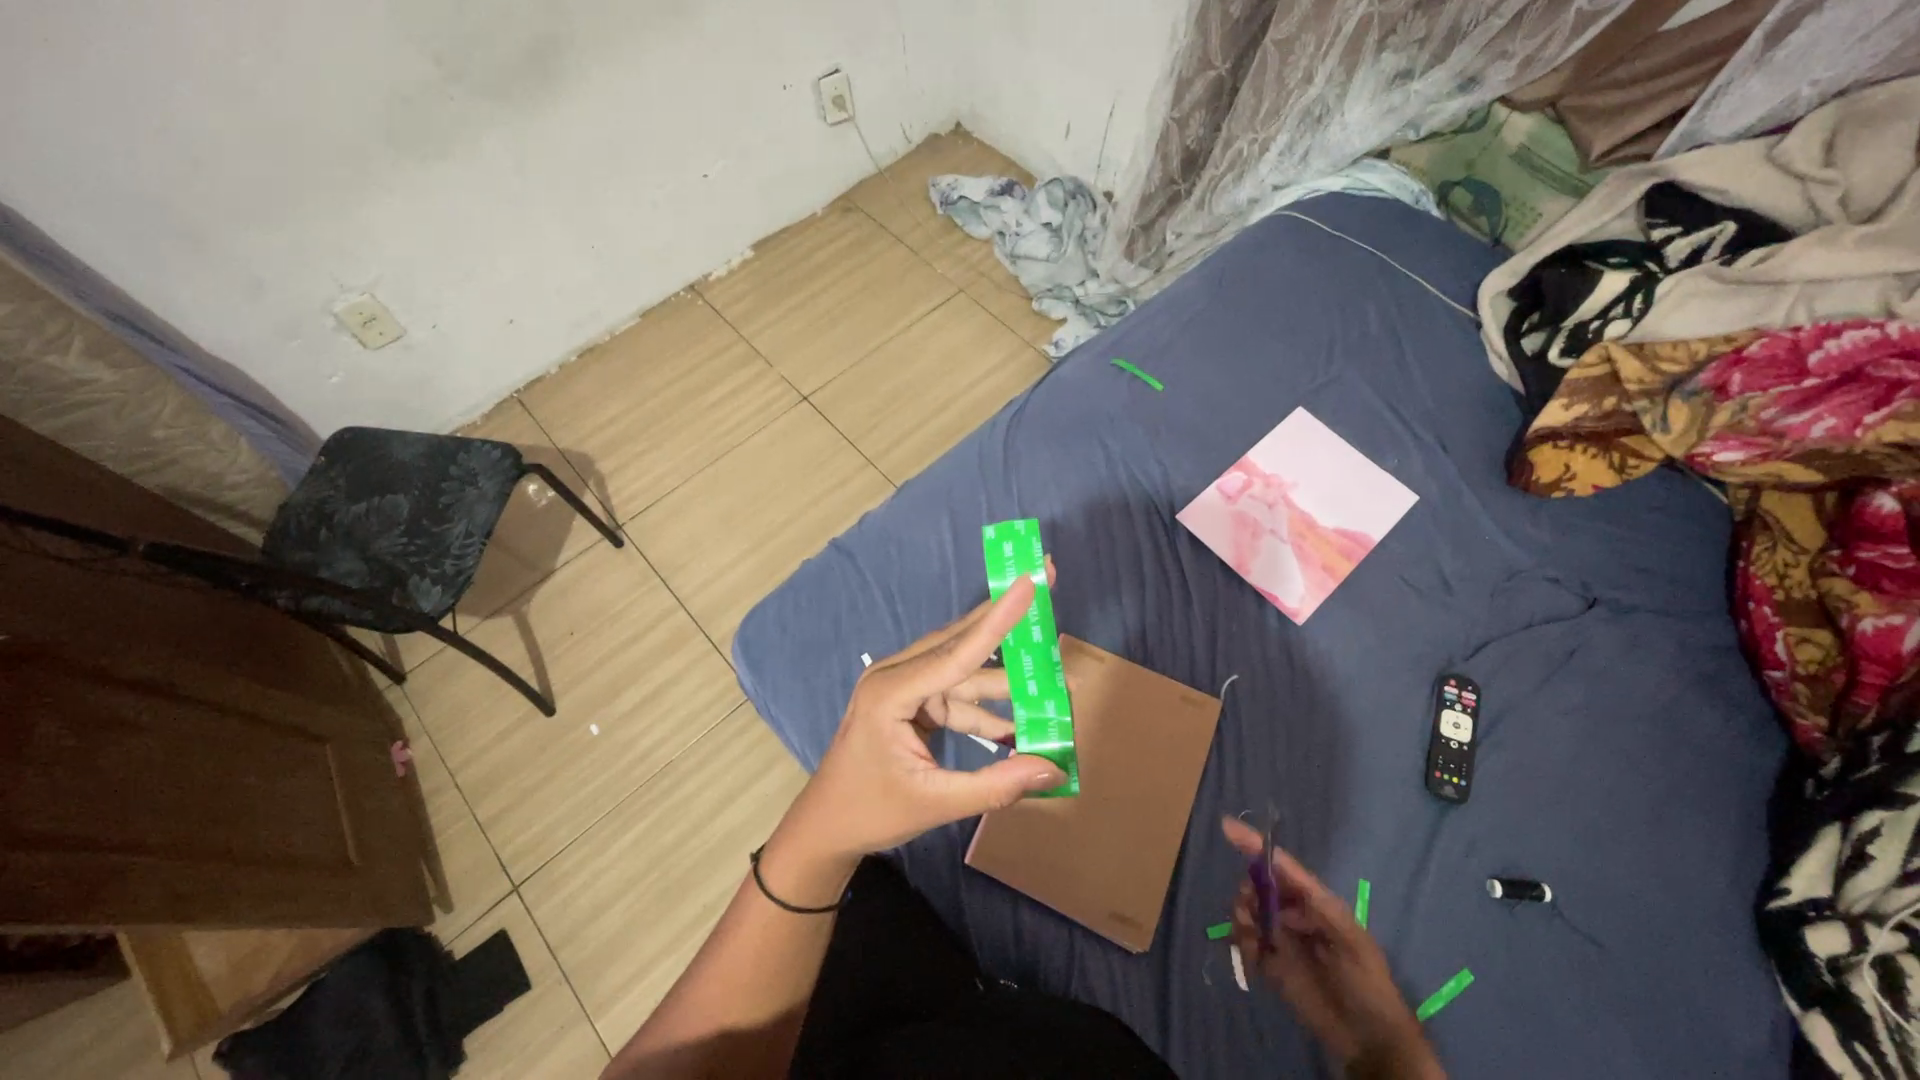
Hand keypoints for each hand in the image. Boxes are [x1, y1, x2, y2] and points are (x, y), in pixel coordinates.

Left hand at [758, 565, 1068, 903]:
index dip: (998, 618)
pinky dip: (987, 711)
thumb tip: (1054, 768)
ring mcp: (903, 688)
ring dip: (1005, 682)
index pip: (956, 651)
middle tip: (1046, 580)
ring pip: (964, 672)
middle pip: (961, 643)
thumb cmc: (870, 812)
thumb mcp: (935, 802)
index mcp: (890, 692)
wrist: (827, 826)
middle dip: (1007, 622)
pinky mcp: (911, 703)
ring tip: (1057, 684)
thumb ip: (995, 785)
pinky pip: (957, 695)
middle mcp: (896, 677)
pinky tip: (1021, 726)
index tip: (1028, 581)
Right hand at [1221, 818, 1439, 1076]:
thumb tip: (1278, 877)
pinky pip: (1246, 943)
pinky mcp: (1272, 965)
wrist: (1369, 1040)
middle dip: (1249, 889)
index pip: (1282, 866)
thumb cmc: (1368, 984)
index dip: (1255, 845)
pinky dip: (1242, 943)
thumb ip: (1317, 905)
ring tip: (1251, 937)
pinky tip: (1253, 956)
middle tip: (1249, 909)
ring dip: (1242, 916)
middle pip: (1259, 886)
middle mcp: (1296, 915)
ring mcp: (1282, 940)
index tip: (1226, 826)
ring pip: (1248, 912)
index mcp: (1317, 903)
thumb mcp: (1351, 939)